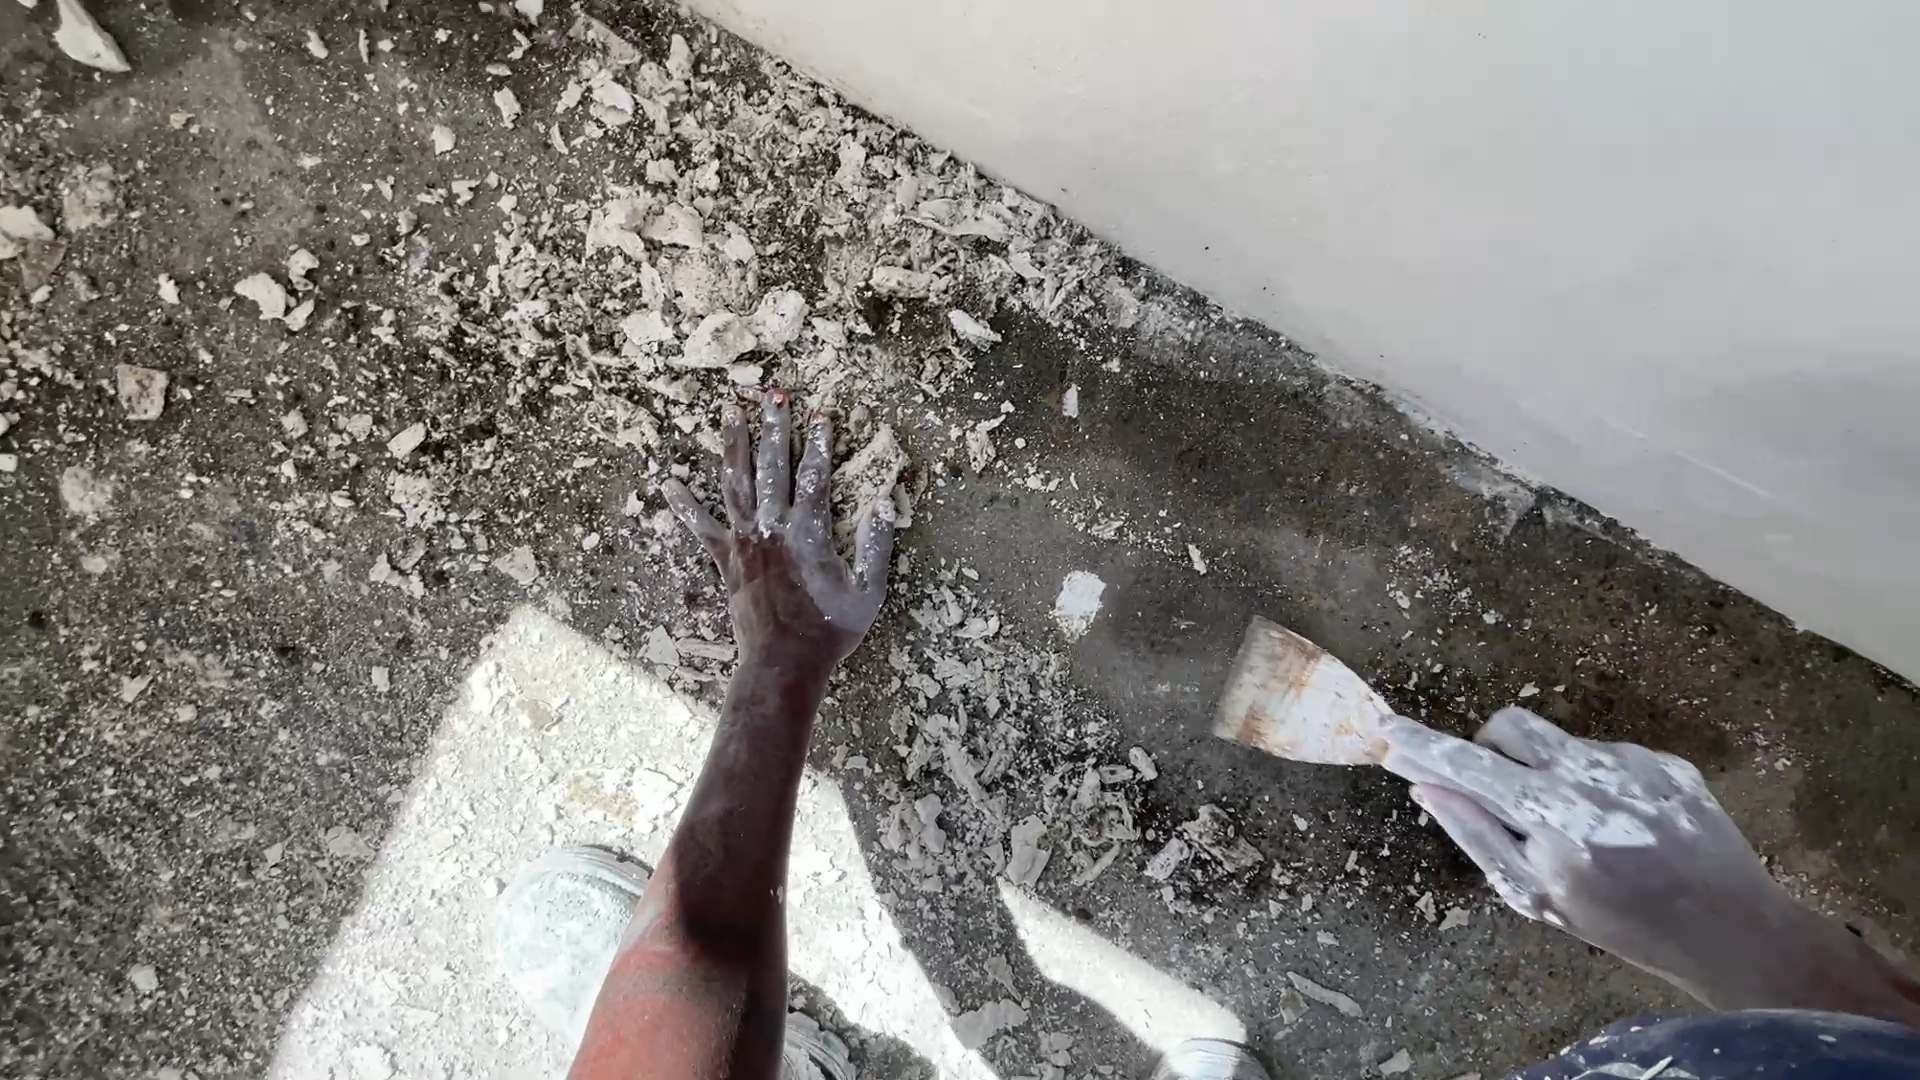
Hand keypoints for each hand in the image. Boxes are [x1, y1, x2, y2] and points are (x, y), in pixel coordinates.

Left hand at [662, 389, 892, 669]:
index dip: (820, 443)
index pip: (816, 477)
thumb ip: (876, 546)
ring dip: (734, 445)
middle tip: (774, 392)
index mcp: (809, 535)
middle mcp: (772, 530)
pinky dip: (684, 505)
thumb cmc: (830, 631)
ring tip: (730, 410)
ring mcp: (745, 544)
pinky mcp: (726, 562)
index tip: (820, 413)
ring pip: (737, 485)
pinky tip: (667, 482)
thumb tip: (885, 503)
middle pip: (773, 468)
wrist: (783, 665)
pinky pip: (701, 528)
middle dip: (775, 428)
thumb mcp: (869, 592)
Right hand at [1380, 707, 1811, 1007]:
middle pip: (1508, 726)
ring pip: (1555, 737)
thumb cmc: (1619, 922)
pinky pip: (1602, 752)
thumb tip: (1423, 787)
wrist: (1739, 934)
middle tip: (1502, 789)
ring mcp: (1633, 763)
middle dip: (1490, 747)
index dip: (1420, 743)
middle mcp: (1588, 775)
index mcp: (1549, 813)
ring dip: (1542, 763)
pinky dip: (1590, 776)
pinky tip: (1616, 817)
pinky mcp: (1666, 762)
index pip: (1465, 763)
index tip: (1385, 725)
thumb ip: (1474, 833)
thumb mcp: (1533, 893)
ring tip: (1572, 812)